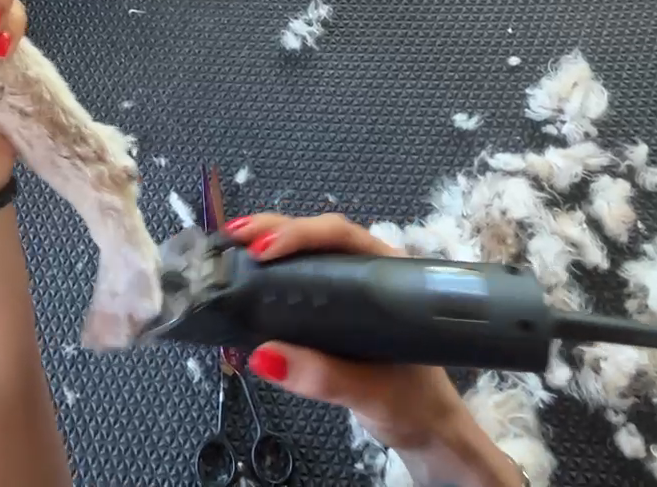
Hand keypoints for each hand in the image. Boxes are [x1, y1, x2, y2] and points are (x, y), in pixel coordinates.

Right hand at [222, 214, 524, 486]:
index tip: (265, 249)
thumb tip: (263, 355)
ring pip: (304, 249)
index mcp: (387, 273)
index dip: (301, 235)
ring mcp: (345, 284)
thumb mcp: (371, 392)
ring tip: (232, 242)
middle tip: (238, 236)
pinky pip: (295, 274)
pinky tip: (242, 266)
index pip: (341, 236)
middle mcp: (364, 269)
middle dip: (275, 229)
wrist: (424, 427)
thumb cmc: (412, 402)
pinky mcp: (326, 304)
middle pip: (317, 235)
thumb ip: (324, 377)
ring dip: (267, 239)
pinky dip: (267, 267)